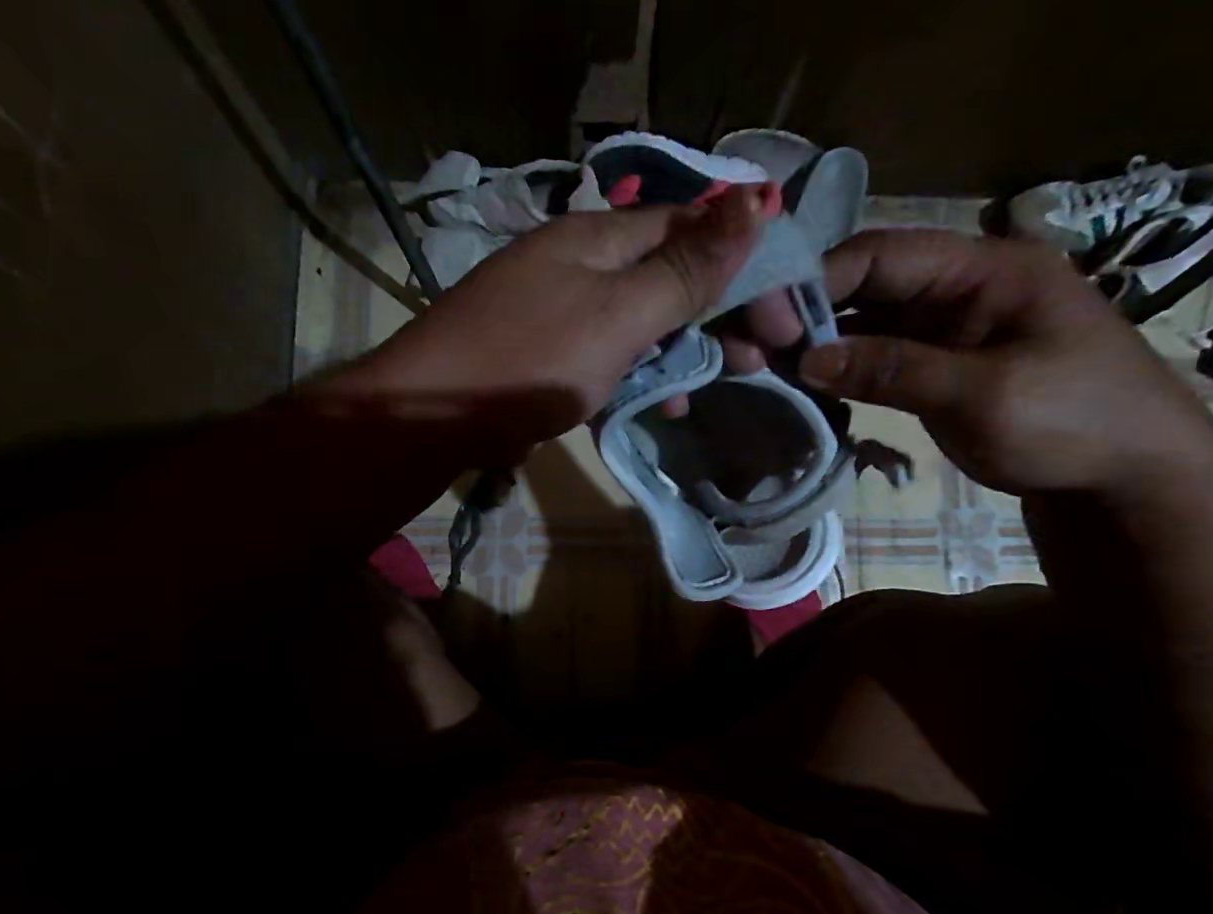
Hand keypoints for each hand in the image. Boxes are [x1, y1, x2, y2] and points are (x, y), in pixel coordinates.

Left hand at [322, 183, 778, 445]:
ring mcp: (550, 311)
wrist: (426, 415)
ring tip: (719, 382)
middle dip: (716, 312)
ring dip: (680, 348)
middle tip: (762, 356)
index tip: (785, 315)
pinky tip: (656, 405)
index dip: (745, 264)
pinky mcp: (535, 356)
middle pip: (663, 274)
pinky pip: (599, 357)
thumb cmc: (529, 361)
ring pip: (634, 320)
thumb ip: (684, 268)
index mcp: (595, 237)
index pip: (689, 228)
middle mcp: (573, 264)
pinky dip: (633, 375)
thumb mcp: (618, 314)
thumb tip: (753, 199)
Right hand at [716, 229, 1212, 499]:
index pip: (881, 254)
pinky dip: (834, 366)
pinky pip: (871, 353)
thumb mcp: (983, 395)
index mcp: (987, 269)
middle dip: (805, 310)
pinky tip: (799, 383)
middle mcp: (959, 287)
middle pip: (863, 283)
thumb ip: (893, 369)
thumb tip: (803, 358)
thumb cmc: (1076, 425)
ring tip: (762, 366)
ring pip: (860, 320)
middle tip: (751, 347)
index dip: (818, 281)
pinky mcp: (934, 363)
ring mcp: (945, 327)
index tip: (765, 323)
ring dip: (814, 340)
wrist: (1130, 480)